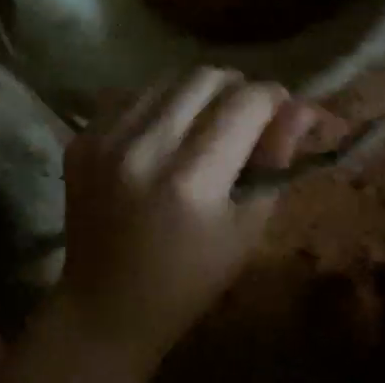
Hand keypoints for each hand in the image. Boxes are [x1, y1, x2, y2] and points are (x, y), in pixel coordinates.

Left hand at [1, 68, 315, 380]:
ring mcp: (106, 140)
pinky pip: (133, 94)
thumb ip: (275, 161)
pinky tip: (163, 136)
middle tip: (244, 116)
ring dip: (197, 93)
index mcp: (191, 182)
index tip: (282, 111)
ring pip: (169, 78)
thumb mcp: (246, 230)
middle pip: (206, 76)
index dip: (274, 98)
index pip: (246, 102)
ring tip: (202, 125)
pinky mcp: (83, 138)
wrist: (104, 308)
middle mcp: (144, 149)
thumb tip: (301, 107)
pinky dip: (158, 105)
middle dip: (236, 88)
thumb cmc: (188, 281)